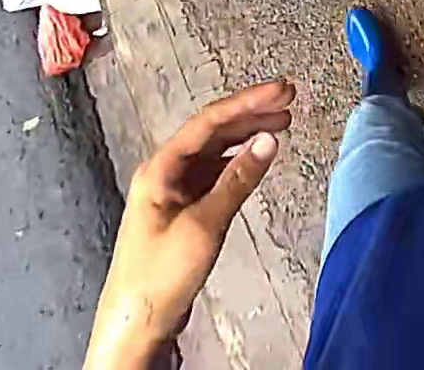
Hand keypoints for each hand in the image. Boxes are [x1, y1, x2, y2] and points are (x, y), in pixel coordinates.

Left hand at [84, 81, 295, 369]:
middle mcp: (167, 171)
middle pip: (215, 130)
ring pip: (218, 147)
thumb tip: (270, 138)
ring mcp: (176, 188)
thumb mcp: (204, 225)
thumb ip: (239, 178)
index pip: (211, 120)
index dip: (248, 101)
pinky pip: (219, 169)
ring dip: (249, 131)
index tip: (282, 90)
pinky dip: (242, 157)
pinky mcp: (187, 206)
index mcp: (161, 168)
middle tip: (289, 97)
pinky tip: (260, 154)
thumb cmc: (160, 278)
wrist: (134, 332)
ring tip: (284, 120)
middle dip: (252, 111)